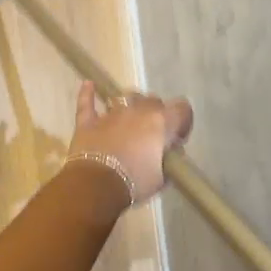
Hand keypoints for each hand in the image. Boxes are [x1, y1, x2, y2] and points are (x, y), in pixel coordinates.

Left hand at [67, 81, 194, 202]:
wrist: (97, 185)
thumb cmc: (134, 182)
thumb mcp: (161, 177)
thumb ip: (167, 161)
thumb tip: (168, 154)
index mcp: (160, 122)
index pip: (182, 109)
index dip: (182, 122)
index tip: (176, 139)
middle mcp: (137, 110)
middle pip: (153, 101)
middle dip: (156, 115)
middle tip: (152, 135)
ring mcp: (111, 113)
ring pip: (126, 97)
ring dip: (131, 105)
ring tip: (130, 120)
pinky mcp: (88, 121)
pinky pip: (88, 102)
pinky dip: (88, 94)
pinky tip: (89, 85)